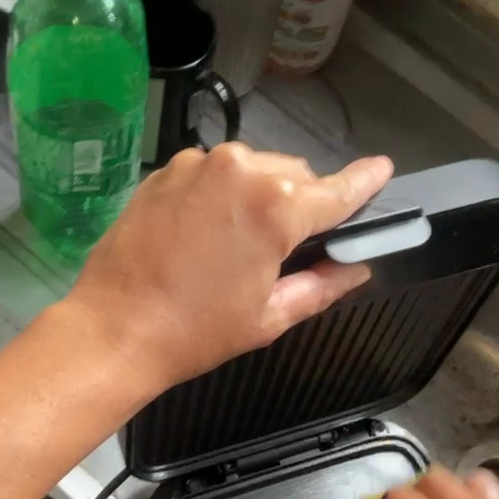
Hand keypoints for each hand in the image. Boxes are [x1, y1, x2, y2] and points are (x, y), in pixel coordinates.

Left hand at [65, 144, 392, 390]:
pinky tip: (201, 238)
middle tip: (278, 254)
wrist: (115, 330)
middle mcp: (241, 170)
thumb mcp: (268, 318)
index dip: (363, 184)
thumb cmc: (194, 333)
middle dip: (297, 208)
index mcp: (276, 207)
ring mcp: (198, 165)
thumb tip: (355, 269)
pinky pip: (211, 175)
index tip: (382, 170)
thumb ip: (321, 286)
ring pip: (252, 171)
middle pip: (294, 178)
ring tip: (232, 250)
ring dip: (257, 199)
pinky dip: (219, 197)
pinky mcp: (165, 171)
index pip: (337, 191)